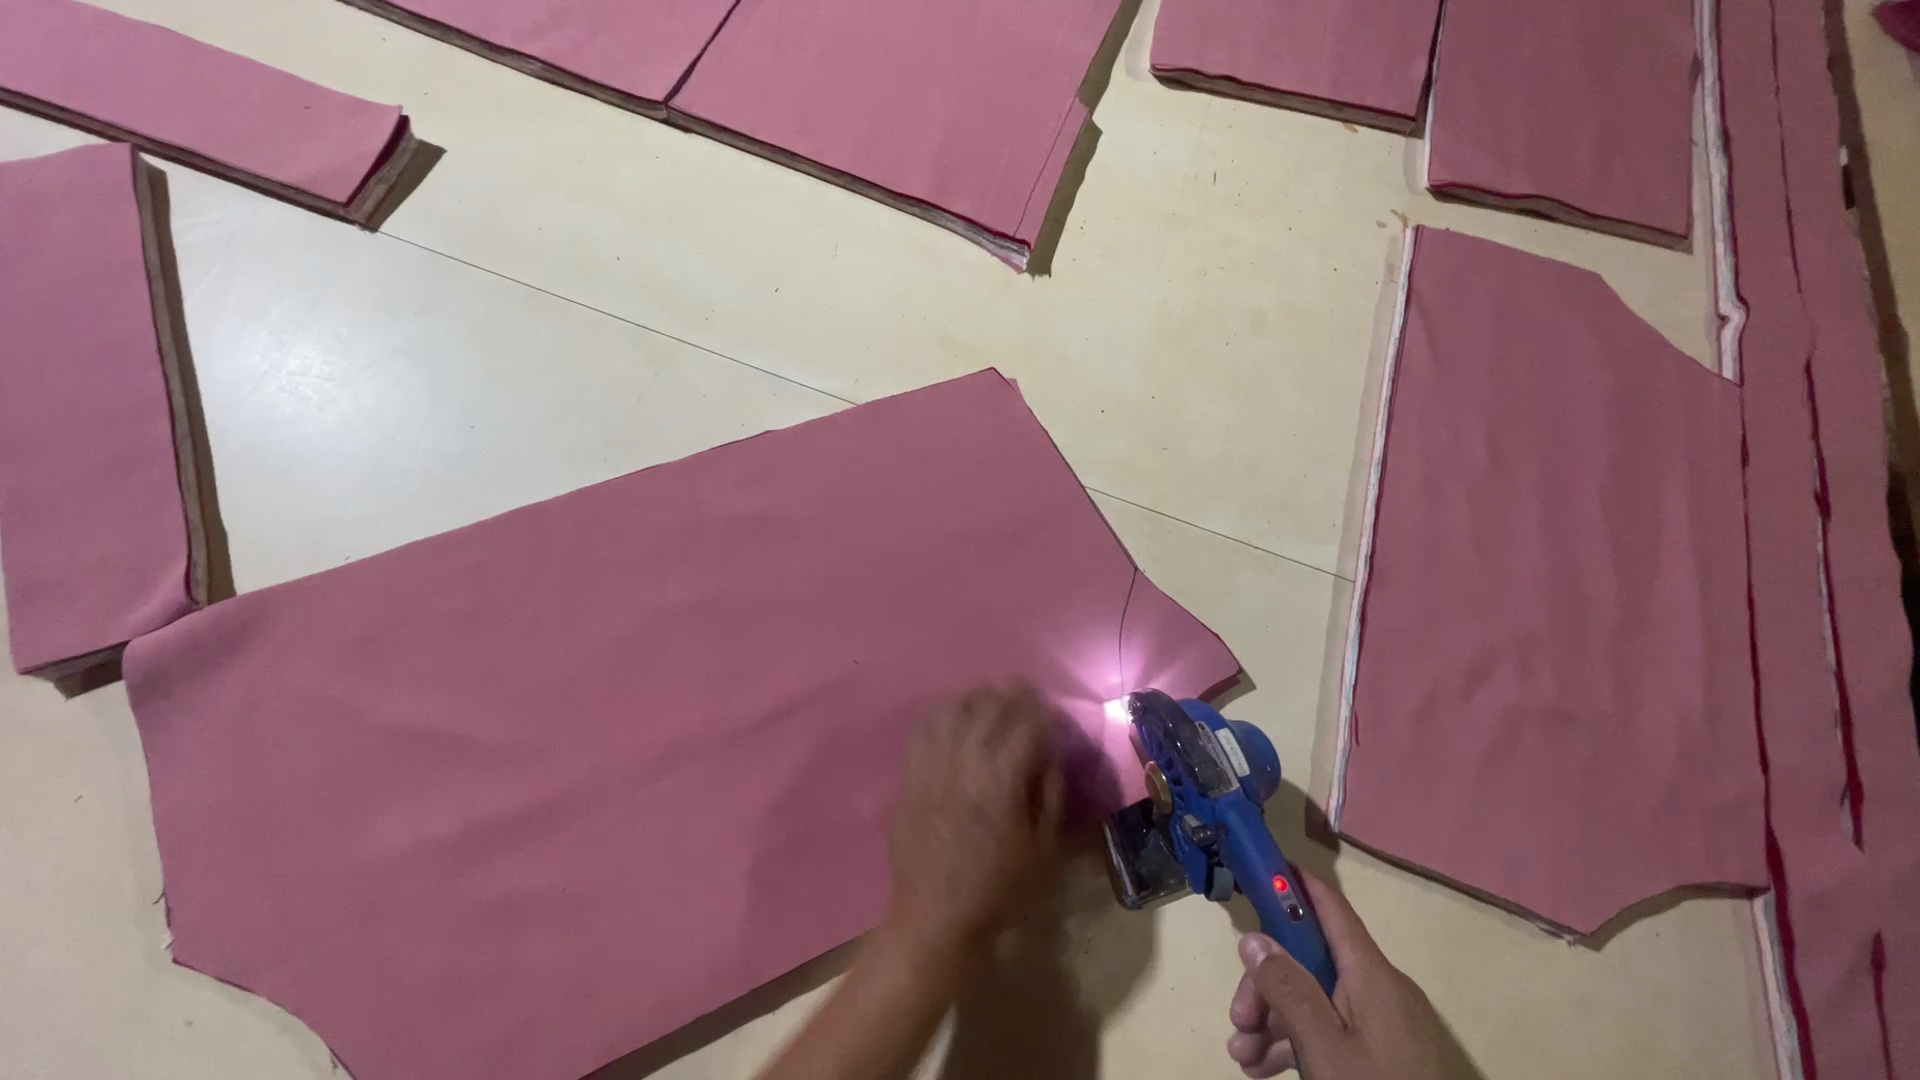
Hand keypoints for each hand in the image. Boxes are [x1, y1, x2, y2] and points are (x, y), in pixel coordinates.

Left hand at [883, 681, 1066, 958]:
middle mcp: (964, 763)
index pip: (1027, 725)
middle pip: (989, 708)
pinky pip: (922, 729)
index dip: (1044, 712)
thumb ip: (1051, 796)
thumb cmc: (998, 889)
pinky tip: (952, 713)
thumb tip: (1051, 758)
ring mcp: (930, 766)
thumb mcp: (1043, 849)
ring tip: (990, 697)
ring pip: (953, 710)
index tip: (1053, 712)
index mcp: (1001, 781)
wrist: (935, 916)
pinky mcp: (908, 776)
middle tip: (1027, 692)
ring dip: (976, 697)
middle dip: (1012, 694)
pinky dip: (941, 713)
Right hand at [1228, 871, 1449, 1078]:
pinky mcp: (1383, 1056)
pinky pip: (1332, 1030)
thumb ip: (1288, 989)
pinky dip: (1297, 1042)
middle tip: (1237, 1021)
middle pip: (1310, 961)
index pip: (1330, 907)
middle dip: (1266, 984)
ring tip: (1242, 1057)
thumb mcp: (1323, 1049)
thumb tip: (1254, 937)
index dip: (1294, 882)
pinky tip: (1264, 1070)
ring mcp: (1383, 1026)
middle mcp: (1379, 990)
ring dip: (1272, 1021)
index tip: (1258, 868)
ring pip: (1315, 1000)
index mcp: (1372, 976)